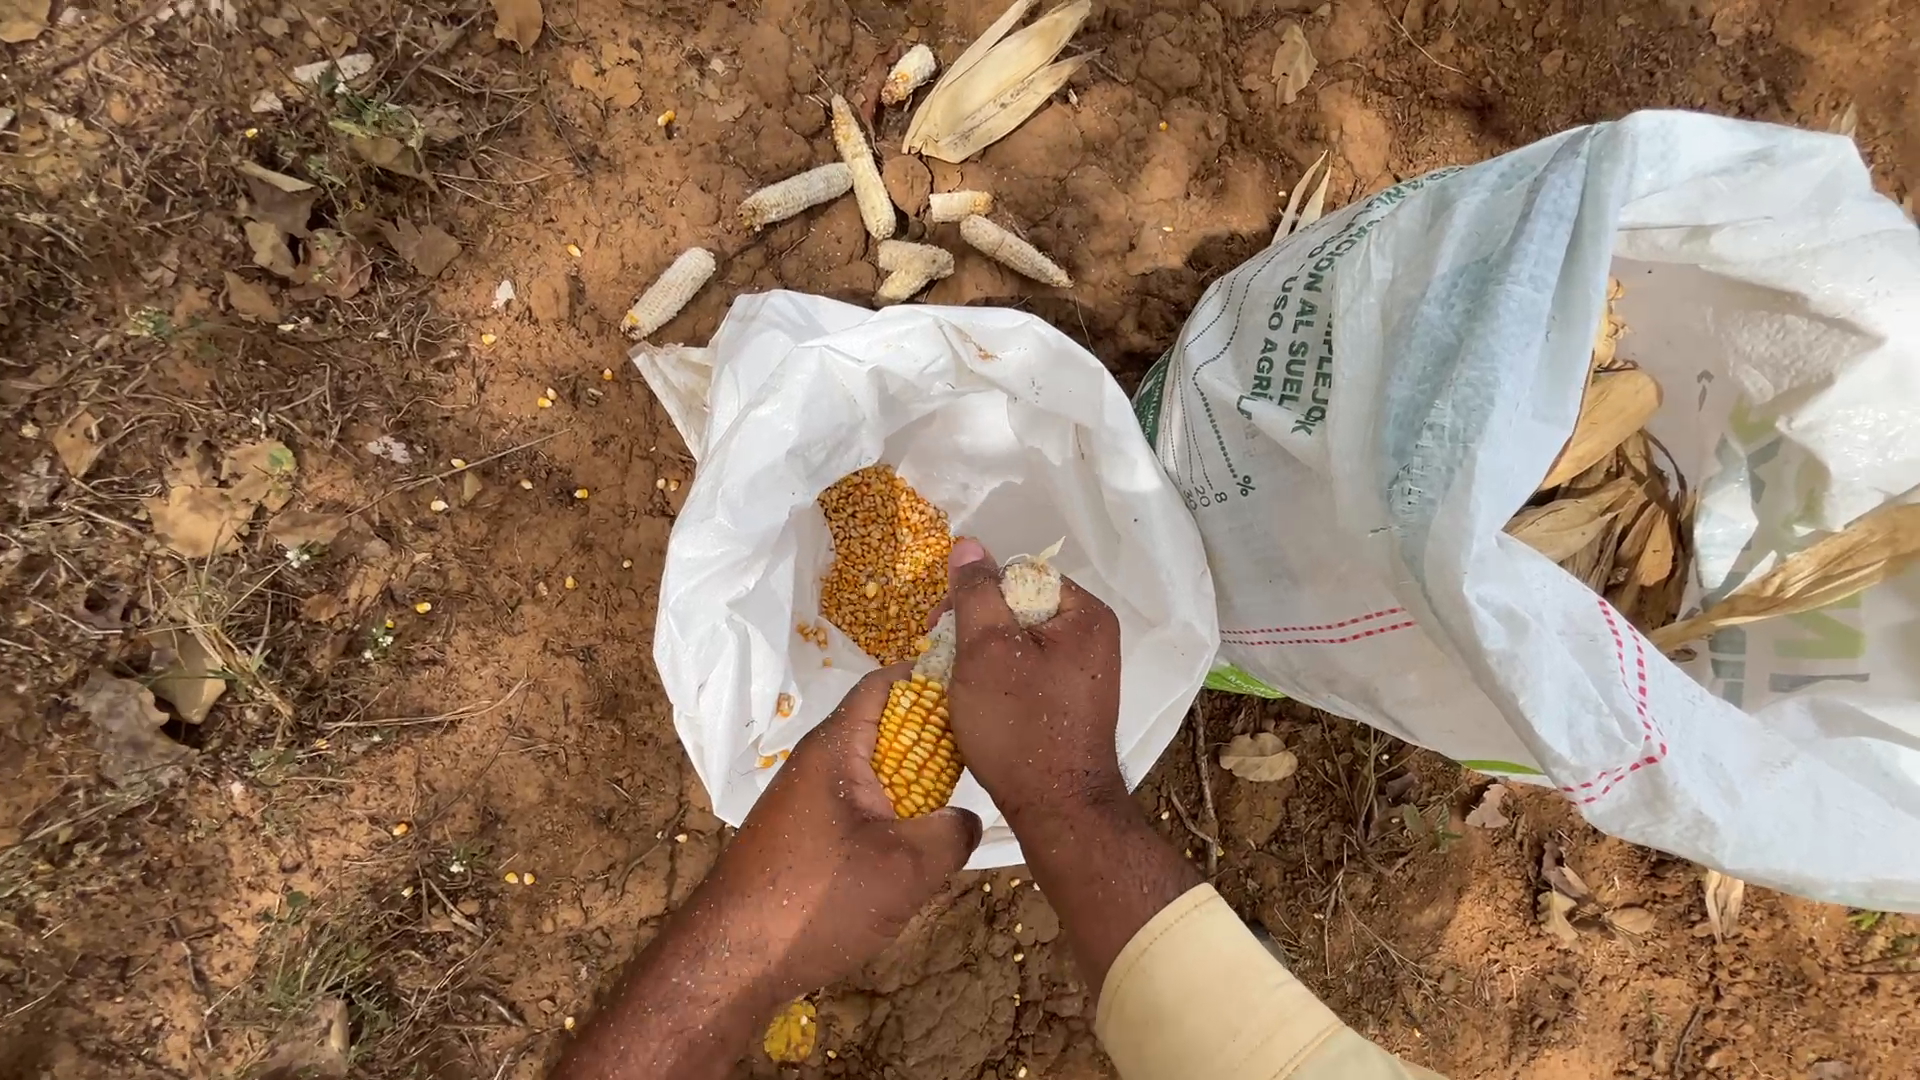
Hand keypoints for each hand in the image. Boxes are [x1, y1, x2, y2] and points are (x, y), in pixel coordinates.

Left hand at [689, 666, 981, 995]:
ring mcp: (809, 796)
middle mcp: (819, 760)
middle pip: (883, 724)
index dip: (926, 676)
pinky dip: (892, 806)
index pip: (883, 684)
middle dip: (931, 731)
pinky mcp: (805, 830)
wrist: (730, 962)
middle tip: (977, 749)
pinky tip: (913, 840)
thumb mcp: (905, 868)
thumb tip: (966, 820)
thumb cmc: (816, 899)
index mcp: (837, 747)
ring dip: (913, 775)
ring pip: (873, 767)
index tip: (970, 688)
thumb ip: (952, 833)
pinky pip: (859, 800)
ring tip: (953, 796)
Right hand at [944, 538, 1127, 823]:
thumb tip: (969, 543)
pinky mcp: (1073, 701)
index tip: (939, 623)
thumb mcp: (986, 651)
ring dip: (982, 655)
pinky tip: (977, 700)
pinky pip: (1030, 671)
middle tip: (940, 653)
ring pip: (1020, 643)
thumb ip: (976, 593)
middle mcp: (1094, 636)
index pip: (1019, 576)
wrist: (1059, 812)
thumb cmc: (1021, 726)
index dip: (974, 594)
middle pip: (1019, 608)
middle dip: (975, 627)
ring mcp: (1086, 672)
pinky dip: (1000, 678)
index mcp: (1085, 614)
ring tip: (954, 680)